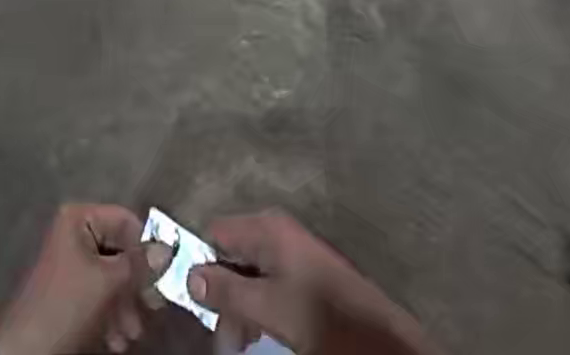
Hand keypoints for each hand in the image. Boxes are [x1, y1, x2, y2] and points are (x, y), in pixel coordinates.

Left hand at [0, 203, 173, 354]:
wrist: (24, 352)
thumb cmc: (65, 306)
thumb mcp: (107, 282)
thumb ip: (139, 264)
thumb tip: (168, 249)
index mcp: (78, 219)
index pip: (125, 220)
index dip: (147, 246)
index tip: (165, 274)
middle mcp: (74, 234)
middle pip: (120, 250)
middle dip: (136, 284)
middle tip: (151, 309)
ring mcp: (70, 262)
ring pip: (112, 276)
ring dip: (126, 305)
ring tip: (130, 333)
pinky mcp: (69, 291)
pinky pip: (100, 293)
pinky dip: (111, 314)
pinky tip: (115, 340)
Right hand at [186, 211, 434, 354]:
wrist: (380, 338)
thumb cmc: (319, 314)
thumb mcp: (269, 306)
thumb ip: (227, 290)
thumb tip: (189, 274)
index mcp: (266, 228)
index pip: (215, 232)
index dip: (202, 263)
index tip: (198, 301)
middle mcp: (277, 230)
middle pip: (232, 254)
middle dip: (223, 293)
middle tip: (225, 338)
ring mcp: (294, 251)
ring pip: (250, 273)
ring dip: (240, 306)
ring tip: (241, 342)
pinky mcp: (306, 272)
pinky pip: (269, 282)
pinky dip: (260, 306)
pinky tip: (263, 330)